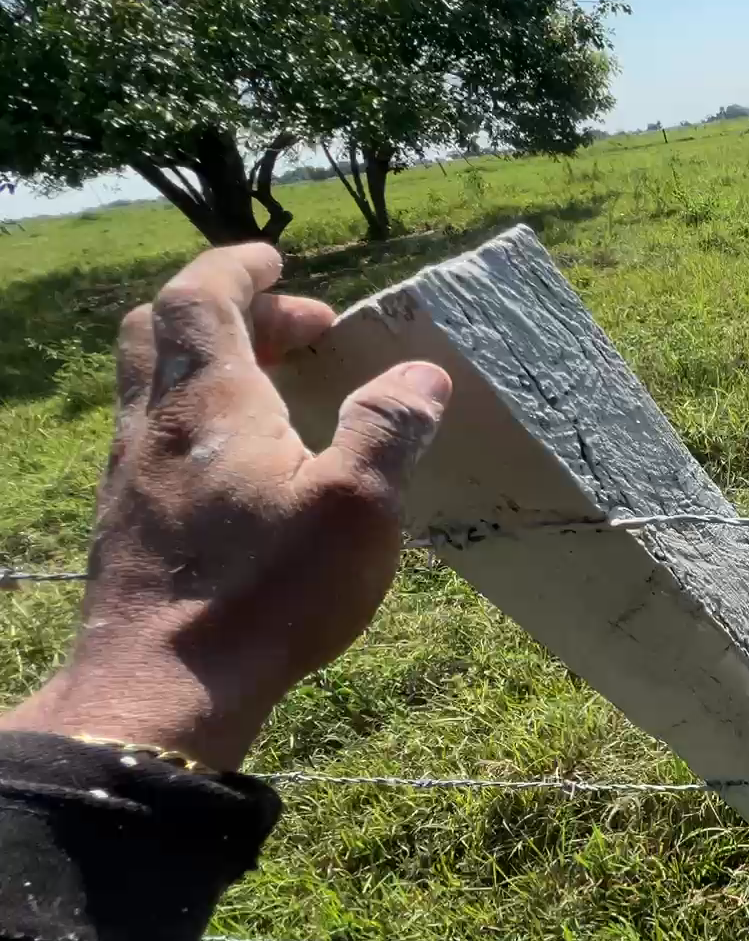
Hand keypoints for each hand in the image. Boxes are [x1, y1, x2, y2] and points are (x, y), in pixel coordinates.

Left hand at [0, 244, 451, 769]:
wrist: (167, 683)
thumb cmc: (275, 585)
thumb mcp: (360, 502)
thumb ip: (389, 428)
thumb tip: (422, 373)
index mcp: (210, 409)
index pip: (198, 302)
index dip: (236, 269)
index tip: (277, 258)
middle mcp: (156, 427)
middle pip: (162, 332)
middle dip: (231, 309)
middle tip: (304, 324)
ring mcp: (134, 474)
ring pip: (156, 383)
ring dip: (217, 359)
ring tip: (288, 380)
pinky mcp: (134, 516)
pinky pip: (160, 432)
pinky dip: (207, 410)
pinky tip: (254, 453)